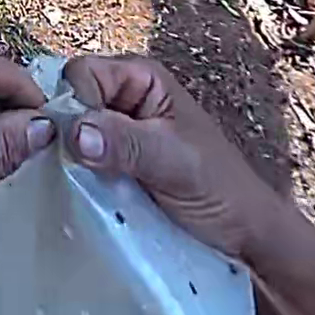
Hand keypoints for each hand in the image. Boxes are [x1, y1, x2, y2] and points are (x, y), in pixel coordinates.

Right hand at [60, 54, 314, 314]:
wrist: (247, 240)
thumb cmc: (221, 190)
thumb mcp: (176, 161)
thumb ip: (126, 142)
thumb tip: (77, 132)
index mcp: (138, 76)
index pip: (80, 74)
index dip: (74, 104)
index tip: (80, 143)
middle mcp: (120, 93)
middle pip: (68, 97)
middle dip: (68, 130)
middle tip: (78, 165)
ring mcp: (112, 126)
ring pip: (68, 127)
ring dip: (70, 154)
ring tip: (80, 179)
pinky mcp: (106, 155)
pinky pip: (75, 153)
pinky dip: (74, 170)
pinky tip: (80, 187)